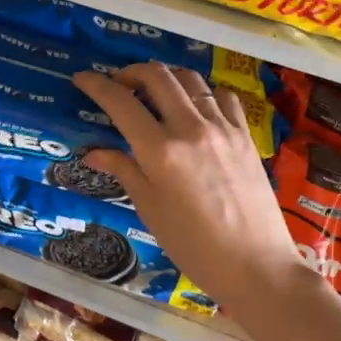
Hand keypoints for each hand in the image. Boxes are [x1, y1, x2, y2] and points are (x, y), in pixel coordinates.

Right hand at [75, 63, 303, 301]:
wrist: (258, 268)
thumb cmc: (194, 246)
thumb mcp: (149, 209)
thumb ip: (123, 170)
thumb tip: (92, 153)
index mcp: (160, 151)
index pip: (120, 101)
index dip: (96, 84)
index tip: (82, 78)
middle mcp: (190, 128)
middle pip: (156, 76)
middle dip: (130, 72)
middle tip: (119, 83)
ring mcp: (222, 129)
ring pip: (190, 79)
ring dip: (166, 77)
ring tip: (155, 92)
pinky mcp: (245, 136)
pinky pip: (222, 96)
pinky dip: (203, 93)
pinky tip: (197, 108)